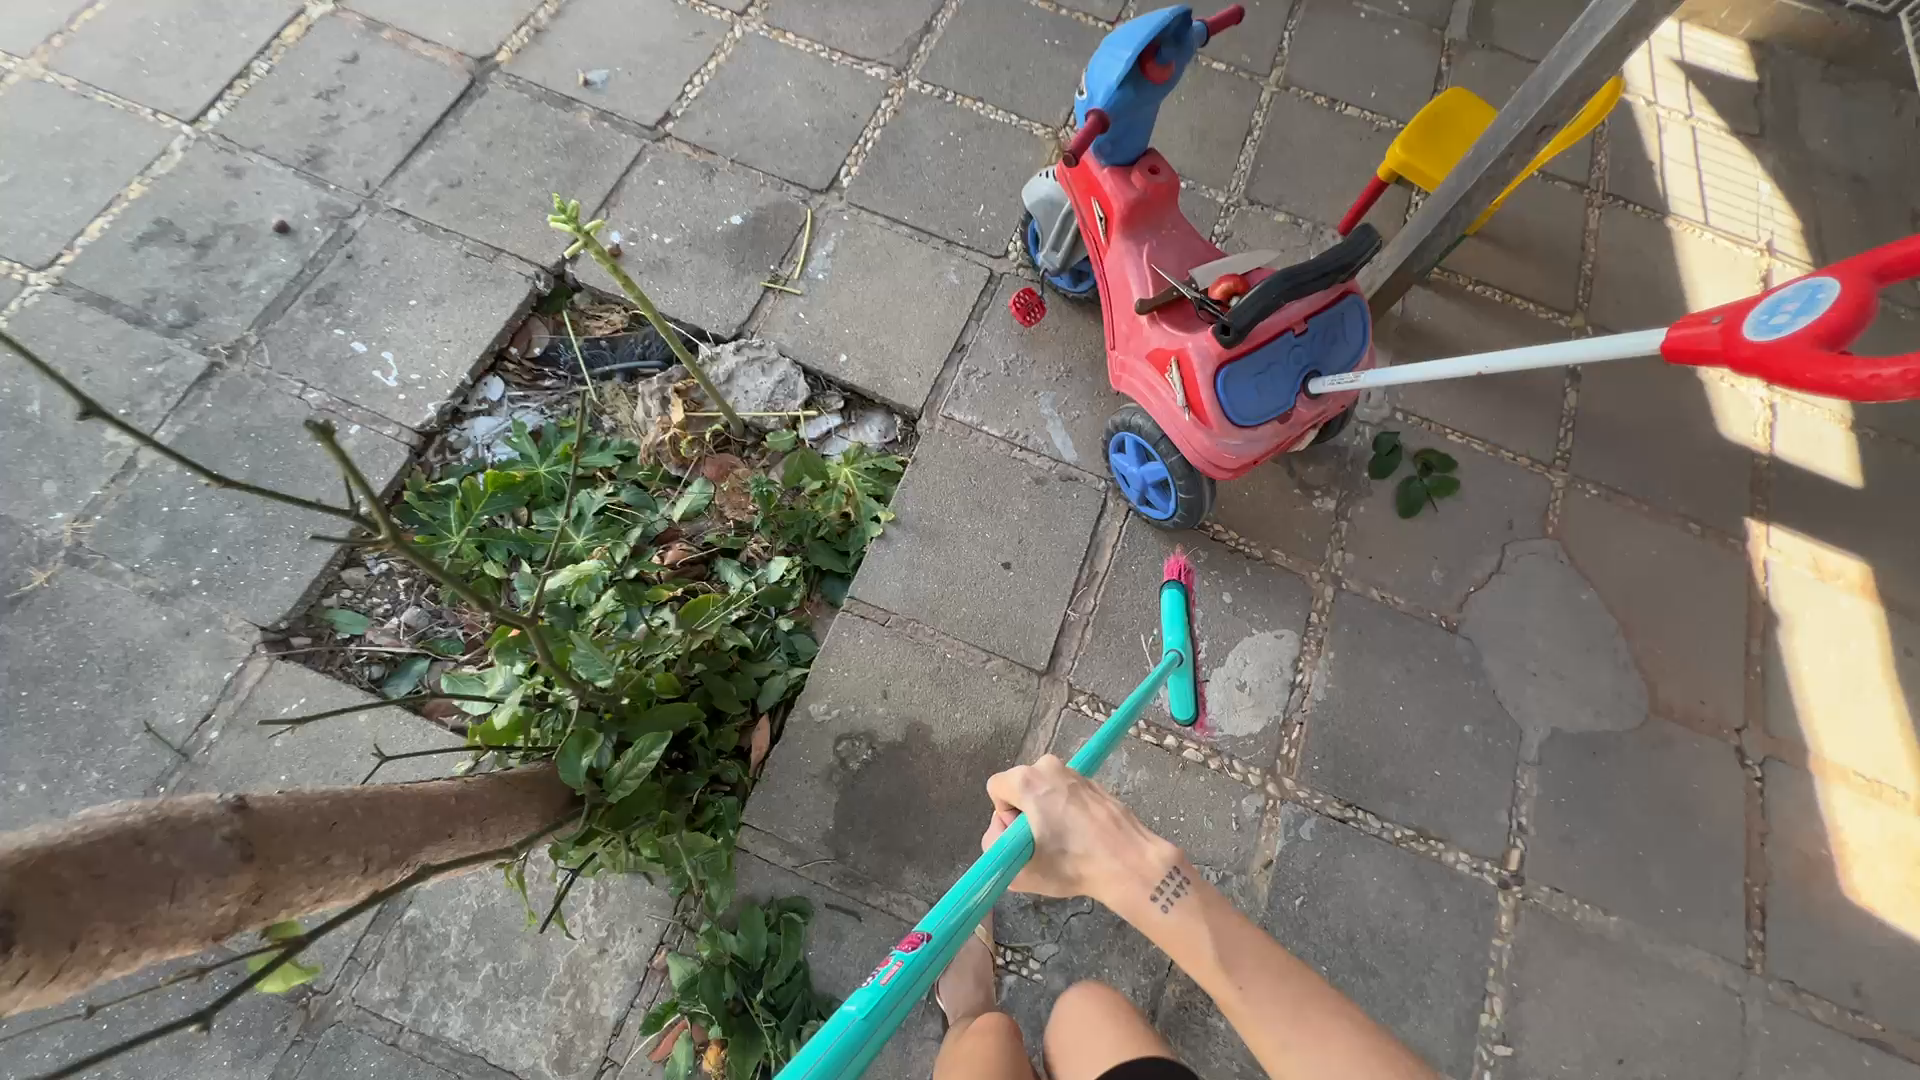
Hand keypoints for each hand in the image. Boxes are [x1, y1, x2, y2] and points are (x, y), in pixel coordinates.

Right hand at [980, 755, 1176, 906]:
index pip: (996, 788)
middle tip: (1042, 842)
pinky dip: (1066, 808)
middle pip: (1021, 786)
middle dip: (1024, 812)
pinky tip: (1081, 834)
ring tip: (1064, 841)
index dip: (1003, 816)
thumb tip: (1000, 834)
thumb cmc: (1071, 864)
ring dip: (1045, 810)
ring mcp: (1073, 771)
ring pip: (1044, 789)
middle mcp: (1048, 766)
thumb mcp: (1018, 869)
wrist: (1127, 862)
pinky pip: (1065, 791)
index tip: (1021, 836)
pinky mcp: (1093, 781)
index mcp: (1027, 780)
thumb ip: (994, 848)